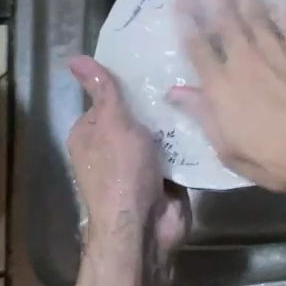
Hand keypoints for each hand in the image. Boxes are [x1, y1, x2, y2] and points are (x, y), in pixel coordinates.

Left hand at [67, 55, 189, 266]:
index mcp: (90, 134)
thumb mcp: (111, 123)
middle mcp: (112, 148)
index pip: (107, 98)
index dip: (128, 81)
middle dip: (158, 100)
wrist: (145, 227)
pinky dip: (190, 142)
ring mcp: (139, 164)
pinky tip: (210, 120)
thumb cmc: (121, 172)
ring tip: (203, 91)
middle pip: (138, 114)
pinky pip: (179, 151)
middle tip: (185, 72)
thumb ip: (103, 91)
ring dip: (178, 121)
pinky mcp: (165, 176)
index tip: (154, 61)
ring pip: (161, 132)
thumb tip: (75, 58)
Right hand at [167, 0, 285, 198]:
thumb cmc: (277, 159)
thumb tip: (174, 92)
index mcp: (221, 87)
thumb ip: (202, 116)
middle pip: (223, 16)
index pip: (197, 46)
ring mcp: (276, 50)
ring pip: (254, 8)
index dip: (186, 19)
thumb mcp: (229, 150)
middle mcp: (244, 59)